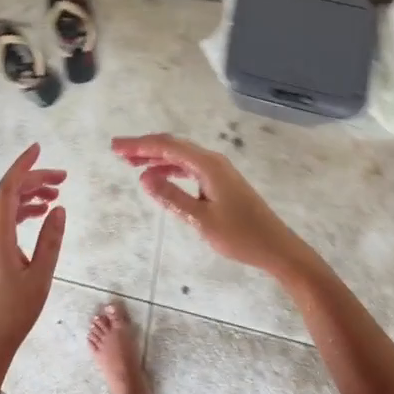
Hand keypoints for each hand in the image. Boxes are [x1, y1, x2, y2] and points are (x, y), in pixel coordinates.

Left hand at [0, 143, 67, 390]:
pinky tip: (38, 216)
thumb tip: (59, 209)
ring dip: (27, 197)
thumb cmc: (15, 312)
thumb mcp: (40, 276)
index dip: (22, 166)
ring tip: (54, 196)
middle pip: (6, 194)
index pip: (6, 189)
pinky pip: (1, 221)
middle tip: (61, 179)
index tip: (39, 149)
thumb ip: (51, 240)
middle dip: (33, 181)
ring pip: (4, 207)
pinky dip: (20, 212)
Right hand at [113, 133, 306, 274]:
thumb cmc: (240, 236)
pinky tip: (158, 178)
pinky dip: (170, 168)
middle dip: (144, 147)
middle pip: (172, 146)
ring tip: (131, 164)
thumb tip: (144, 178)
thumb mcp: (201, 220)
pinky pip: (189, 167)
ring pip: (180, 156)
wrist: (277, 248)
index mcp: (207, 164)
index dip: (139, 145)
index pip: (166, 146)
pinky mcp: (221, 182)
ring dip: (156, 158)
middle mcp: (212, 160)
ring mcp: (218, 170)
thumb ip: (172, 197)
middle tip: (117, 151)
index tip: (115, 146)